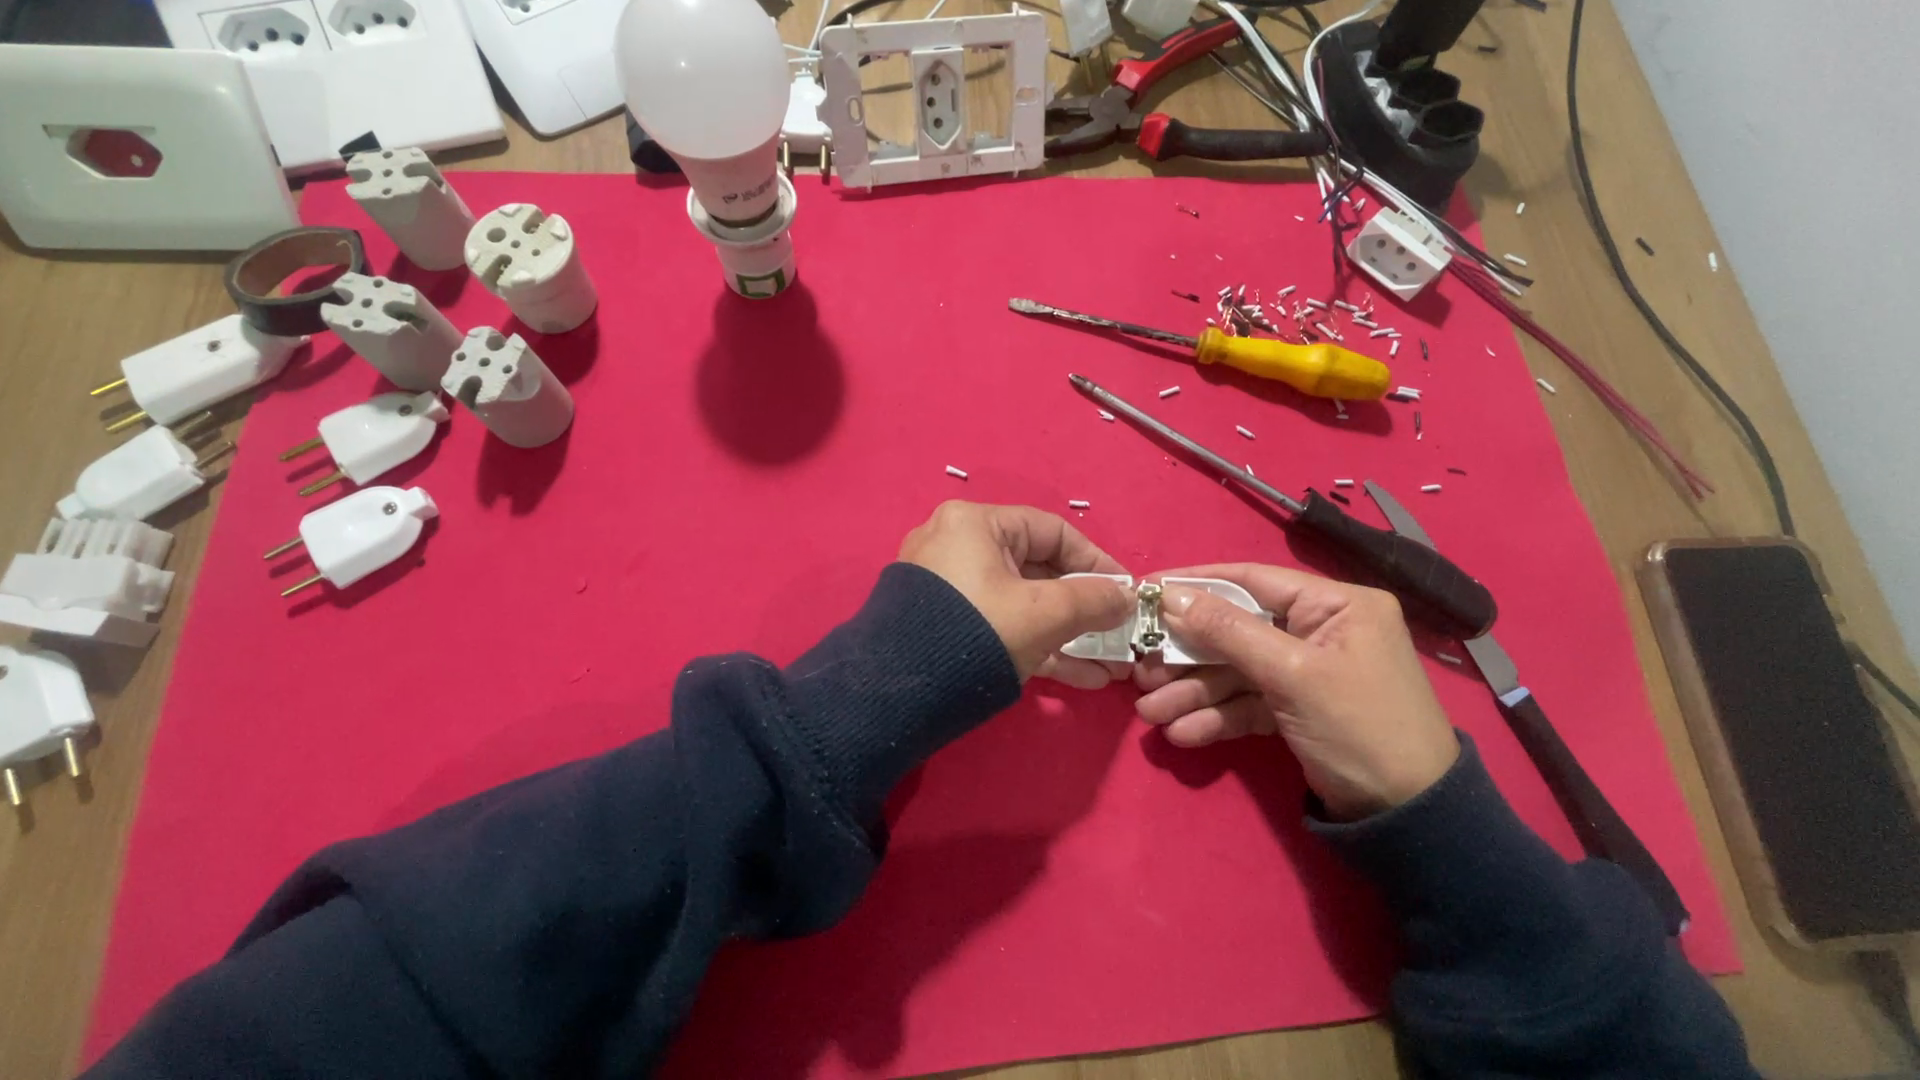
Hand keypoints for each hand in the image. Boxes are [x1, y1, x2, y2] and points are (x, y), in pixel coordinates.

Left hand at [899, 501, 1133, 687]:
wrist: (898, 694)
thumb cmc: (977, 632)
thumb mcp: (1043, 614)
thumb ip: (1092, 601)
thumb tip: (1126, 598)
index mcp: (975, 525)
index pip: (1052, 532)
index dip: (1096, 562)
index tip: (1127, 592)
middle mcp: (959, 548)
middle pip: (1039, 572)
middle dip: (1086, 610)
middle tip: (1121, 635)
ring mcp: (952, 591)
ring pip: (1025, 607)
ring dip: (1070, 636)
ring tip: (1113, 667)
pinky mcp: (949, 629)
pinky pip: (1004, 629)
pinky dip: (1041, 648)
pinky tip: (1085, 678)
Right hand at [1133, 564, 1458, 819]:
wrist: (1409, 819)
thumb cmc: (1359, 727)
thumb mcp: (1291, 675)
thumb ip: (1228, 631)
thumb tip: (1169, 595)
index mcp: (1335, 605)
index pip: (1252, 580)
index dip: (1196, 585)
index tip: (1145, 593)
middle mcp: (1320, 630)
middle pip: (1236, 631)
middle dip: (1187, 656)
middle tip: (1139, 671)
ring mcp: (1306, 672)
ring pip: (1235, 671)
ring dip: (1193, 693)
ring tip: (1150, 714)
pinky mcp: (1296, 710)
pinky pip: (1247, 703)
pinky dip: (1216, 717)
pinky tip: (1183, 734)